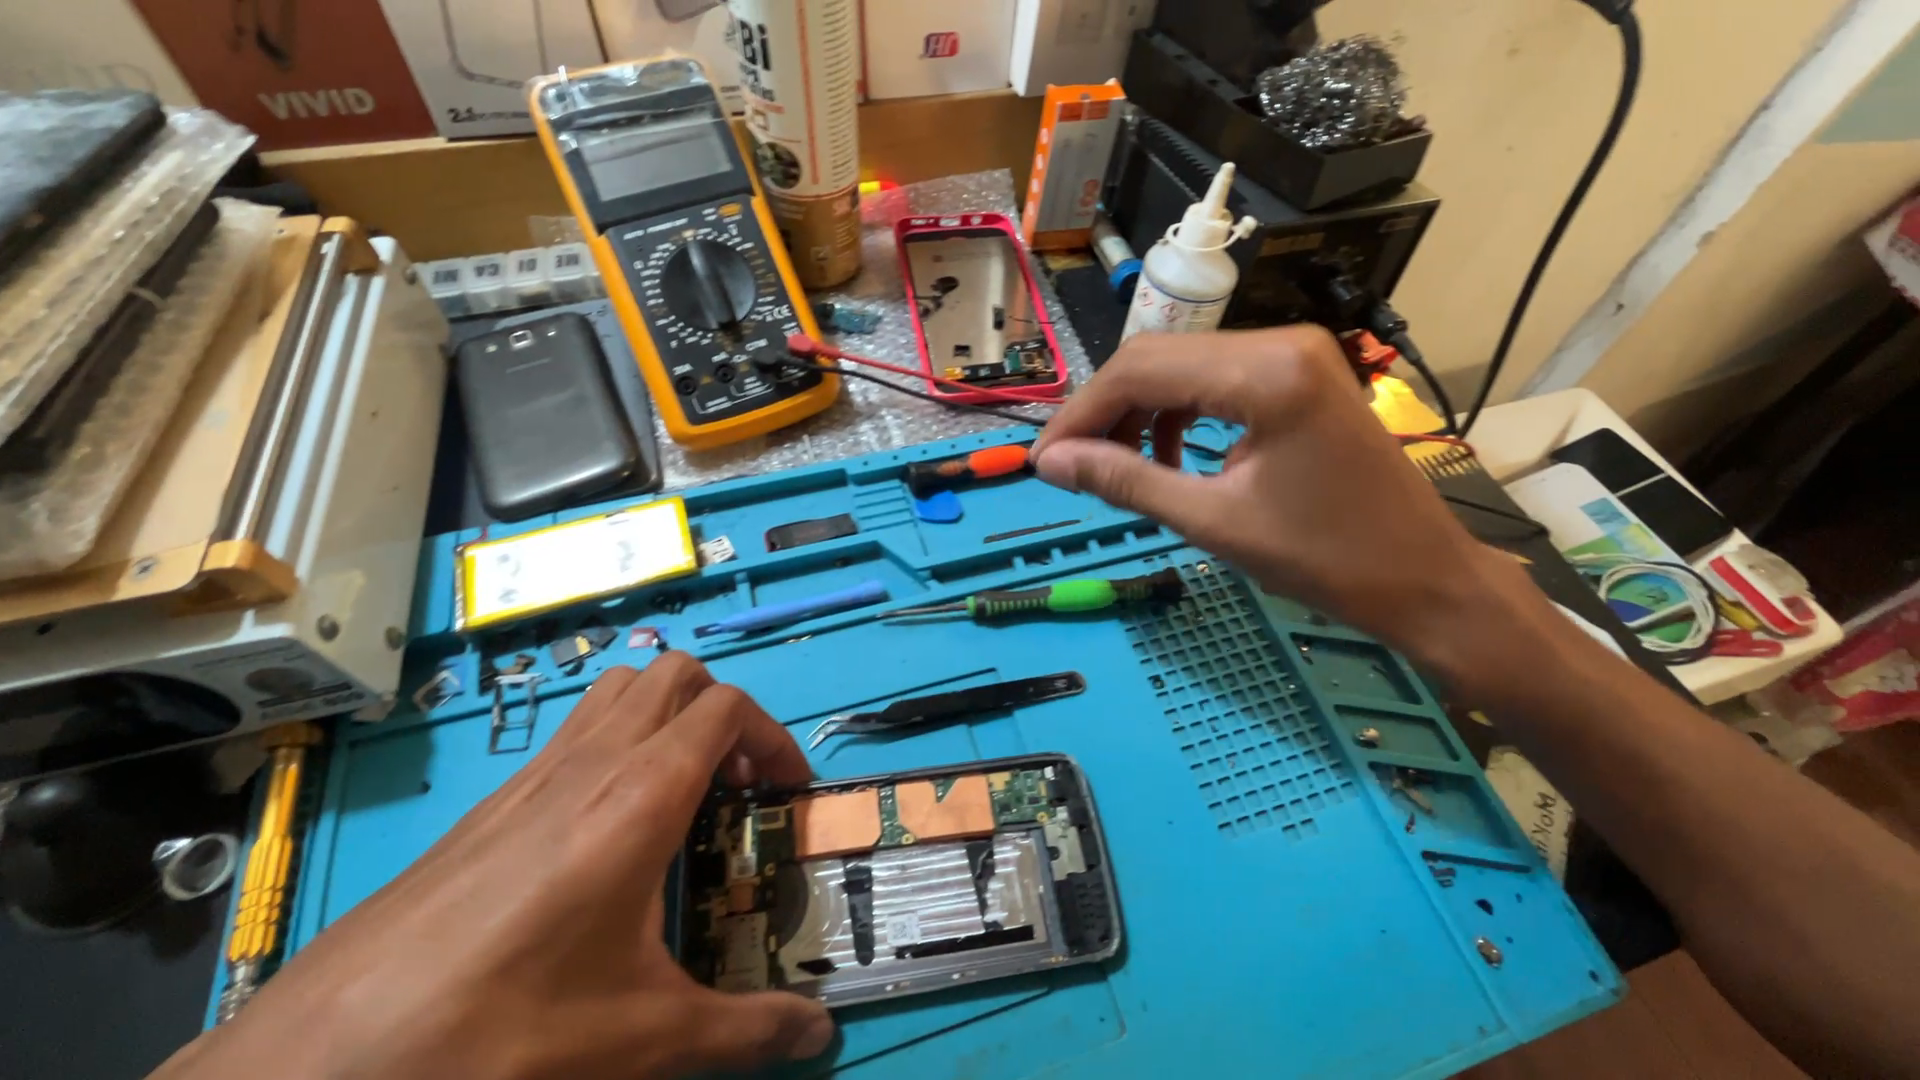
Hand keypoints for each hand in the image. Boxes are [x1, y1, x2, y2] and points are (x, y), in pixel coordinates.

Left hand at [155, 655, 833, 1079]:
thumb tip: (821, 1035)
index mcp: (641, 794)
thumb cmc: (509, 1030)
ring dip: (667, 715)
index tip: (788, 791)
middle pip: (675, 674)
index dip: (774, 736)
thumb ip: (747, 1030)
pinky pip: (573, 733)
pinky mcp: (492, 801)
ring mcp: (535, 773)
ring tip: (681, 789)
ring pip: (619, 689)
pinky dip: (615, 745)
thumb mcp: (645, 1038)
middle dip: (724, 712)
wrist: (333, 1057)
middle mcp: (592, 761)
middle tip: (739, 782)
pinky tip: (606, 832)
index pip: (726, 708)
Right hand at [1031, 328, 1537, 680]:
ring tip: (1117, 469)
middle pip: (1157, 358)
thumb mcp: (1214, 522)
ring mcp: (1293, 353)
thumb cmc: (1326, 559)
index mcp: (1265, 373)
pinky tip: (1165, 459)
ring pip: (1182, 366)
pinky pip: (1214, 380)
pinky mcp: (1298, 373)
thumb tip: (1053, 463)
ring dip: (1139, 413)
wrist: (1424, 578)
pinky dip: (1177, 415)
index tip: (1045, 463)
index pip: (1141, 370)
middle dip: (1105, 412)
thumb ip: (1126, 482)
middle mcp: (1279, 342)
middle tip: (1072, 468)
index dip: (1082, 415)